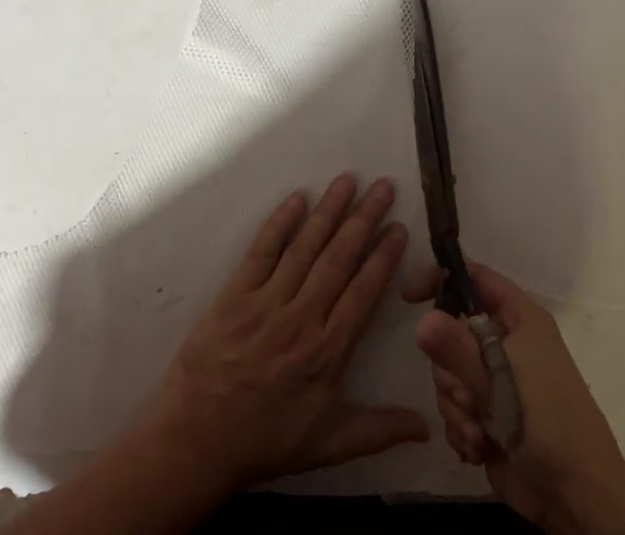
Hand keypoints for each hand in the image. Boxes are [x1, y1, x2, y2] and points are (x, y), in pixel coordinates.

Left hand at [136, 174, 429, 493]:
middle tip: (384, 186)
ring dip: (328, 211)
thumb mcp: (329, 444)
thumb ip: (380, 431)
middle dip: (364, 219)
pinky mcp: (233, 296)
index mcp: (328, 351)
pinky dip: (279, 223)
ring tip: (348, 180)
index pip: (364, 291)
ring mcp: (265, 303)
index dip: (384, 256)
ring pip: (304, 247)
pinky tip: (297, 198)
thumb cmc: (265, 441)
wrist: (195, 442)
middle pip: (339, 258)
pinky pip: (260, 252)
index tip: (399, 227)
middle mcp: (300, 318)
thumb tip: (429, 429)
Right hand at [405, 262, 624, 534]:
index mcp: (519, 319)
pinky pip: (456, 408)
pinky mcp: (489, 415)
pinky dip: (461, 428)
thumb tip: (421, 319)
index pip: (474, 278)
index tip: (408, 297)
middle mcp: (507, 343)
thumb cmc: (547, 422)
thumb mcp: (499, 381)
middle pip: (452, 333)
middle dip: (450, 372)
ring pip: (450, 375)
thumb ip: (457, 349)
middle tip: (468, 398)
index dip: (440, 279)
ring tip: (479, 433)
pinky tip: (478, 448)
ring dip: (456, 407)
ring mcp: (498, 381)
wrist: (575, 494)